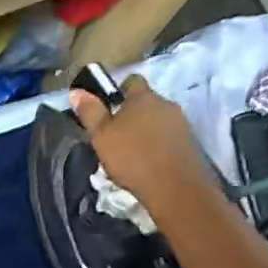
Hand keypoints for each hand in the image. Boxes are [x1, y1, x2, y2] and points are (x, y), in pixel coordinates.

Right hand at [70, 75, 217, 211]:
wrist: (174, 187)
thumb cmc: (132, 157)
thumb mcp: (101, 136)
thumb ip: (90, 112)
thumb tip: (76, 91)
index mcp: (143, 97)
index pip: (132, 80)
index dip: (120, 90)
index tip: (109, 107)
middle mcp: (166, 103)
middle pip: (146, 102)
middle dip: (133, 114)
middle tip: (117, 135)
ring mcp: (182, 123)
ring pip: (159, 120)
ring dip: (147, 131)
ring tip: (133, 153)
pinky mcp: (191, 143)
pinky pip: (169, 137)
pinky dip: (159, 145)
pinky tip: (149, 163)